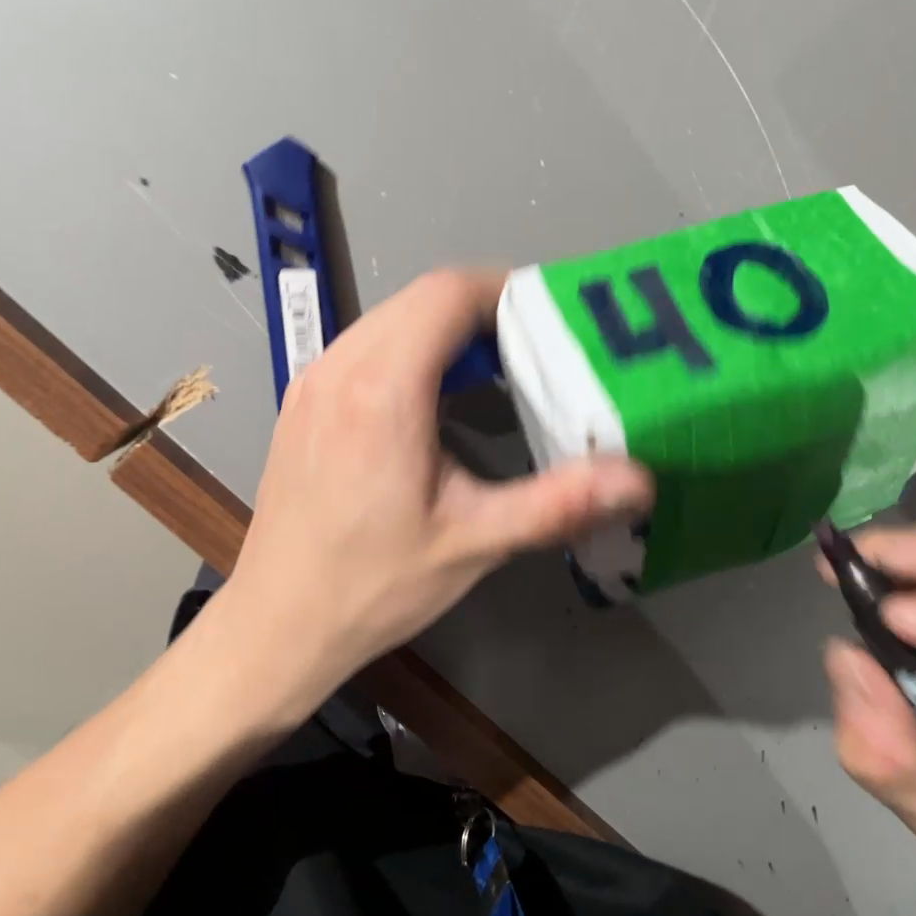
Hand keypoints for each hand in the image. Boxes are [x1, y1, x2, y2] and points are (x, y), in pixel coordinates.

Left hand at [210, 269, 651, 710]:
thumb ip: (558, 501)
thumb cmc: (373, 585)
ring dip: (448, 326)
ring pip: (391, 317)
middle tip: (542, 345)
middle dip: (486, 307)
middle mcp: (339, 367)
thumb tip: (640, 477)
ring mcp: (312, 380)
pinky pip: (367, 344)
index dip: (506, 290)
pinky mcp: (303, 400)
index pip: (447, 295)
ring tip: (501, 366)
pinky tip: (443, 394)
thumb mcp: (474, 542)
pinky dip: (414, 347)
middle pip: (421, 297)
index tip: (555, 317)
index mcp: (382, 390)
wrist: (276, 625)